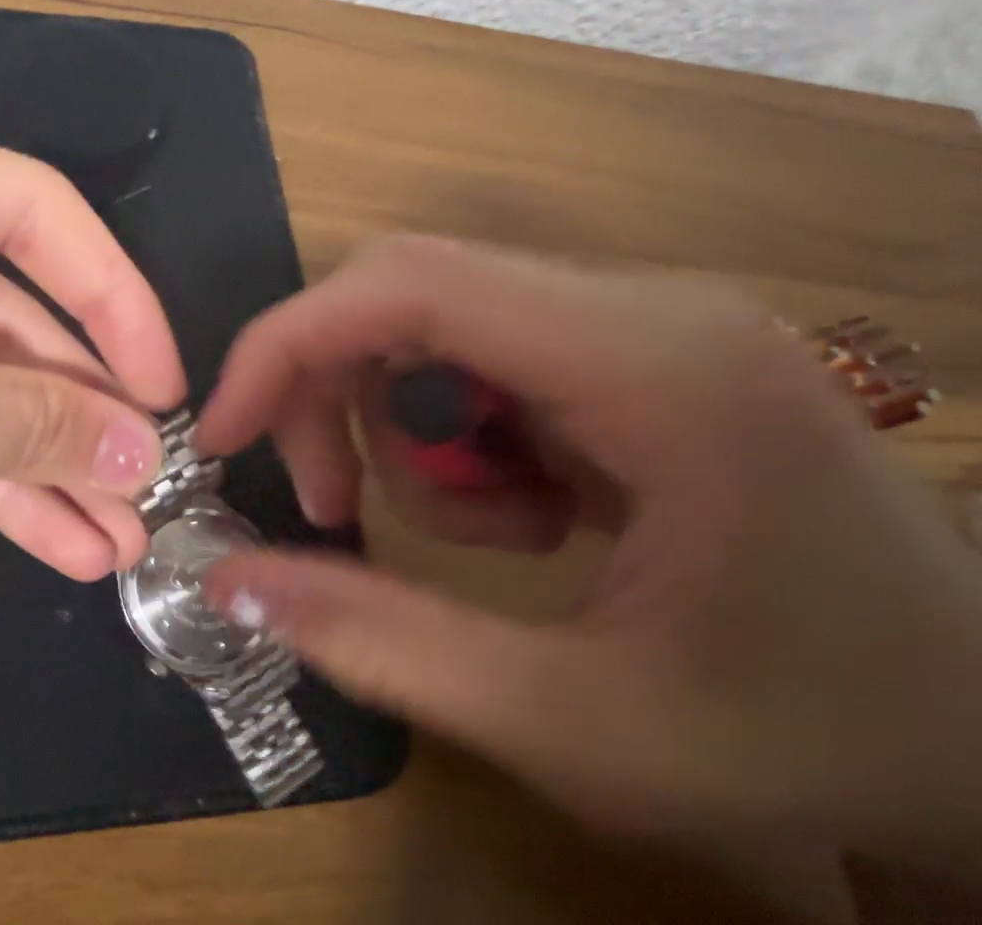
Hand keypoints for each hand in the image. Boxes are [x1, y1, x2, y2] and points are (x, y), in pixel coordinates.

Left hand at [0, 86, 184, 669]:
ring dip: (40, 461)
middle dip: (76, 405)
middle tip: (150, 486)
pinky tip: (55, 540)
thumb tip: (138, 445)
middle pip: (0, 310)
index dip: (113, 299)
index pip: (29, 212)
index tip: (168, 387)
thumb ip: (19, 418)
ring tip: (118, 535)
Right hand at [195, 236, 981, 869]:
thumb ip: (382, 642)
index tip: (223, 438)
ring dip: (409, 438)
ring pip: (438, 335)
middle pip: (411, 297)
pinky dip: (464, 447)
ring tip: (488, 541)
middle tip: (330, 511)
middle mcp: (651, 313)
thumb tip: (226, 579)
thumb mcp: (569, 719)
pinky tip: (536, 519)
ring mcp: (650, 330)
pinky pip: (486, 369)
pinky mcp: (641, 361)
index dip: (286, 347)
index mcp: (654, 369)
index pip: (410, 287)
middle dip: (335, 400)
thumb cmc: (798, 734)